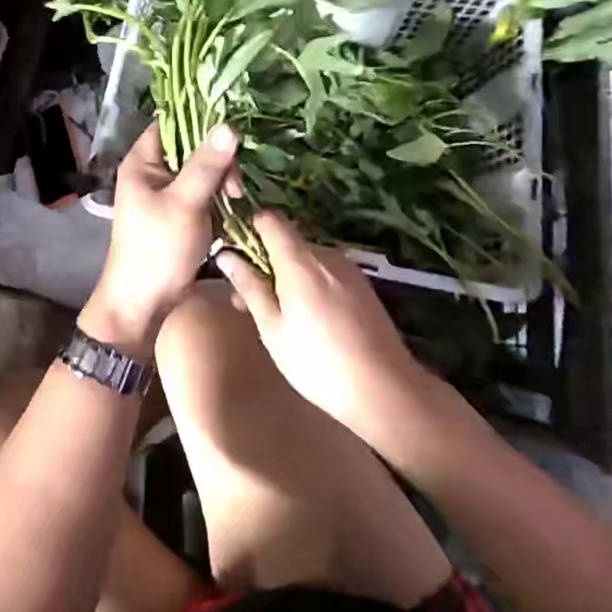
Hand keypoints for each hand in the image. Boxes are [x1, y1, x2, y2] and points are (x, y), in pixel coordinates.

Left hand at [81, 122, 239, 356]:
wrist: (144, 303)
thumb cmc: (157, 249)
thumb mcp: (185, 203)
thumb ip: (207, 165)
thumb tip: (230, 126)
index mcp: (142, 162)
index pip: (170, 123)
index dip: (200, 121)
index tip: (233, 129)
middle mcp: (152, 172)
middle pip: (192, 148)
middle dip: (218, 160)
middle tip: (235, 185)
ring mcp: (167, 194)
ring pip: (202, 172)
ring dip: (222, 182)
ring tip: (237, 199)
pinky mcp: (180, 214)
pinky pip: (205, 194)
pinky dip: (220, 199)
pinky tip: (235, 208)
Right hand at [216, 212, 456, 454]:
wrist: (387, 391)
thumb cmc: (319, 363)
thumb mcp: (273, 329)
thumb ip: (249, 287)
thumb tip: (225, 255)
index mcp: (300, 262)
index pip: (270, 219)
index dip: (249, 229)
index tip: (236, 256)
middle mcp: (326, 256)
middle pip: (287, 241)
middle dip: (263, 262)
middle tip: (249, 302)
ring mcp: (348, 270)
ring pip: (305, 259)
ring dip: (286, 276)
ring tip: (278, 317)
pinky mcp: (362, 286)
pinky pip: (325, 273)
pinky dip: (308, 285)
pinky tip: (309, 321)